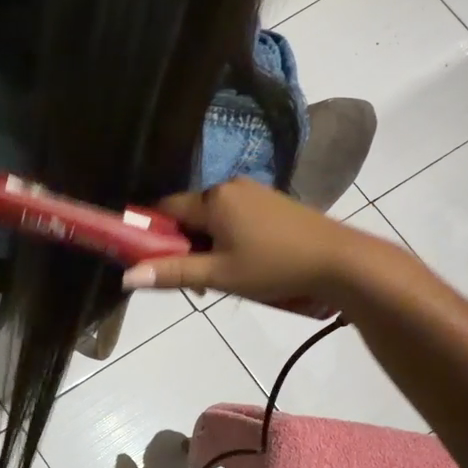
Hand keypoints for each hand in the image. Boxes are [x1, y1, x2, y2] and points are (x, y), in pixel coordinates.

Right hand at [120, 177, 378, 315]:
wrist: (340, 262)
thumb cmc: (275, 266)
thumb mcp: (220, 275)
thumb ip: (172, 273)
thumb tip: (127, 277)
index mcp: (213, 198)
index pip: (164, 209)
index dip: (150, 234)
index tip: (148, 260)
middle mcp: (230, 186)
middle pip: (188, 216)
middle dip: (182, 247)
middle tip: (193, 280)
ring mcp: (254, 192)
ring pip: (211, 220)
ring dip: (206, 247)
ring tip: (221, 277)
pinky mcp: (272, 204)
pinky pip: (233, 220)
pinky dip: (227, 241)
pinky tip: (242, 266)